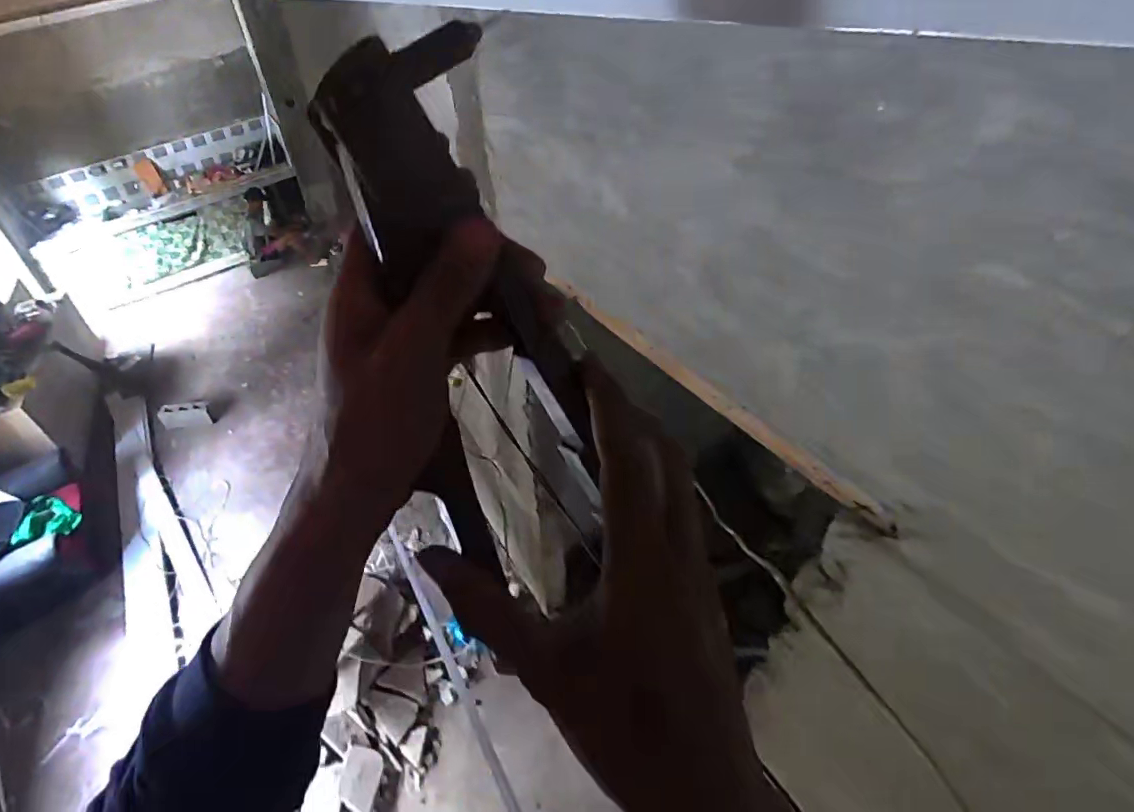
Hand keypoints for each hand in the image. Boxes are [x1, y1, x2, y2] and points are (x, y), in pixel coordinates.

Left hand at [318, 218, 505, 525]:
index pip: (381, 226)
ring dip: (493, 294)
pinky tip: (526, 331)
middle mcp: (377, 302)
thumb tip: (481, 227)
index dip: (421, 205)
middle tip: (532, 267)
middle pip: (428, 259)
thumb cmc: (373, 420)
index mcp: (358, 289)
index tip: (473, 200)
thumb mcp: (413, 349)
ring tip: (546, 301)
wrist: (357, 495)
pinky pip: (455, 329)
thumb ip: (444, 288)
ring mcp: (399, 332)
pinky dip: (487, 327)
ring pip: (448, 295)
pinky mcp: (418, 359)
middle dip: (480, 258)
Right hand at [418, 363, 783, 810]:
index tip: (587, 364)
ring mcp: (698, 569)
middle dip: (628, 411)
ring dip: (644, 440)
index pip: (631, 461)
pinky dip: (652, 476)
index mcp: (642, 561)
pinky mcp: (702, 587)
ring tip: (598, 423)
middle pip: (665, 457)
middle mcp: (678, 551)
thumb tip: (428, 555)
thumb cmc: (623, 725)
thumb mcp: (546, 669)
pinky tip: (620, 491)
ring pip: (679, 481)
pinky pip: (679, 508)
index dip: (610, 405)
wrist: (705, 790)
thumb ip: (486, 609)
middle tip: (584, 385)